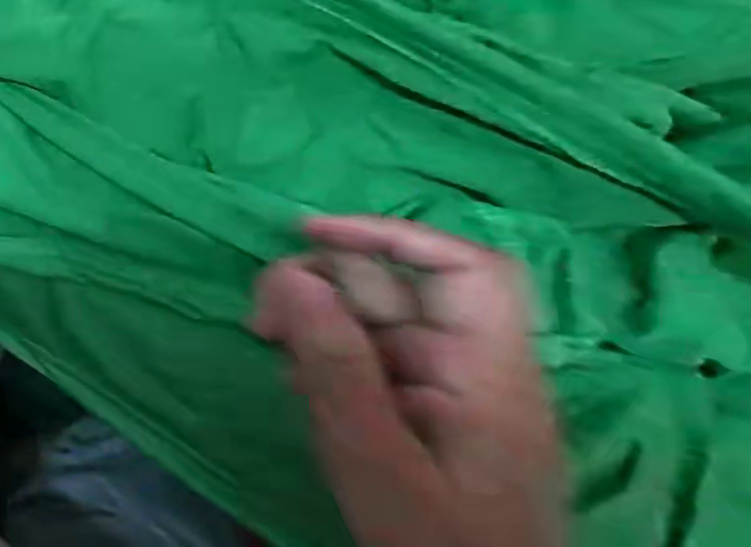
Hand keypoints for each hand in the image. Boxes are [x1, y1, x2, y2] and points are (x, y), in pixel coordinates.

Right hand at [250, 216, 564, 546]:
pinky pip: (361, 343)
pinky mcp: (418, 396)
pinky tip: (295, 373)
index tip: (309, 233)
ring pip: (366, 309)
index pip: (465, 268)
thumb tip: (291, 274)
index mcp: (488, 373)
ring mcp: (446, 380)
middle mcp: (472, 363)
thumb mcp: (372, 453)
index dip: (389, 234)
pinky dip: (319, 343)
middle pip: (392, 283)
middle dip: (316, 283)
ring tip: (269, 342)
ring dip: (308, 312)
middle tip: (262, 320)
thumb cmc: (429, 537)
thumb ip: (335, 363)